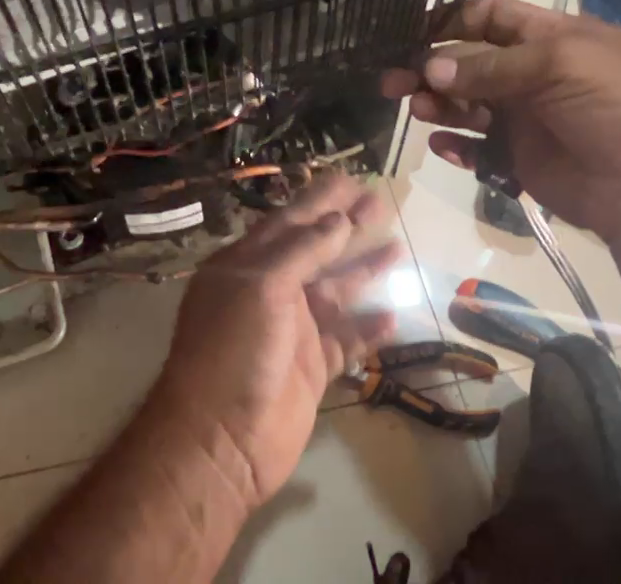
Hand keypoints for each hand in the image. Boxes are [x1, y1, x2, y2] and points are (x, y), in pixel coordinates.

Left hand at [148, 173, 401, 506]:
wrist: (221, 440)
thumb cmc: (233, 352)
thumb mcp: (261, 287)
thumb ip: (301, 251)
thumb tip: (337, 220)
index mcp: (246, 266)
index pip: (288, 221)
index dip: (320, 200)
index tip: (352, 179)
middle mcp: (268, 291)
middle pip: (315, 251)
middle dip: (347, 227)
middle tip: (381, 203)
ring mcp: (291, 331)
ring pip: (334, 292)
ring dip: (364, 271)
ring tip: (399, 247)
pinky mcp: (311, 368)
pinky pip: (345, 340)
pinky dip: (368, 328)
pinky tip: (395, 316)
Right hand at [380, 0, 620, 241]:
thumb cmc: (615, 103)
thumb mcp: (557, 64)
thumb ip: (488, 66)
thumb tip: (429, 69)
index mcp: (550, 37)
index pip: (490, 17)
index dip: (450, 21)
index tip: (407, 34)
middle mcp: (533, 73)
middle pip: (468, 63)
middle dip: (429, 69)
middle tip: (391, 82)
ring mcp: (526, 118)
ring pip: (467, 105)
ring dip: (438, 105)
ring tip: (418, 111)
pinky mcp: (520, 159)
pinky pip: (477, 148)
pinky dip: (456, 146)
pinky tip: (441, 146)